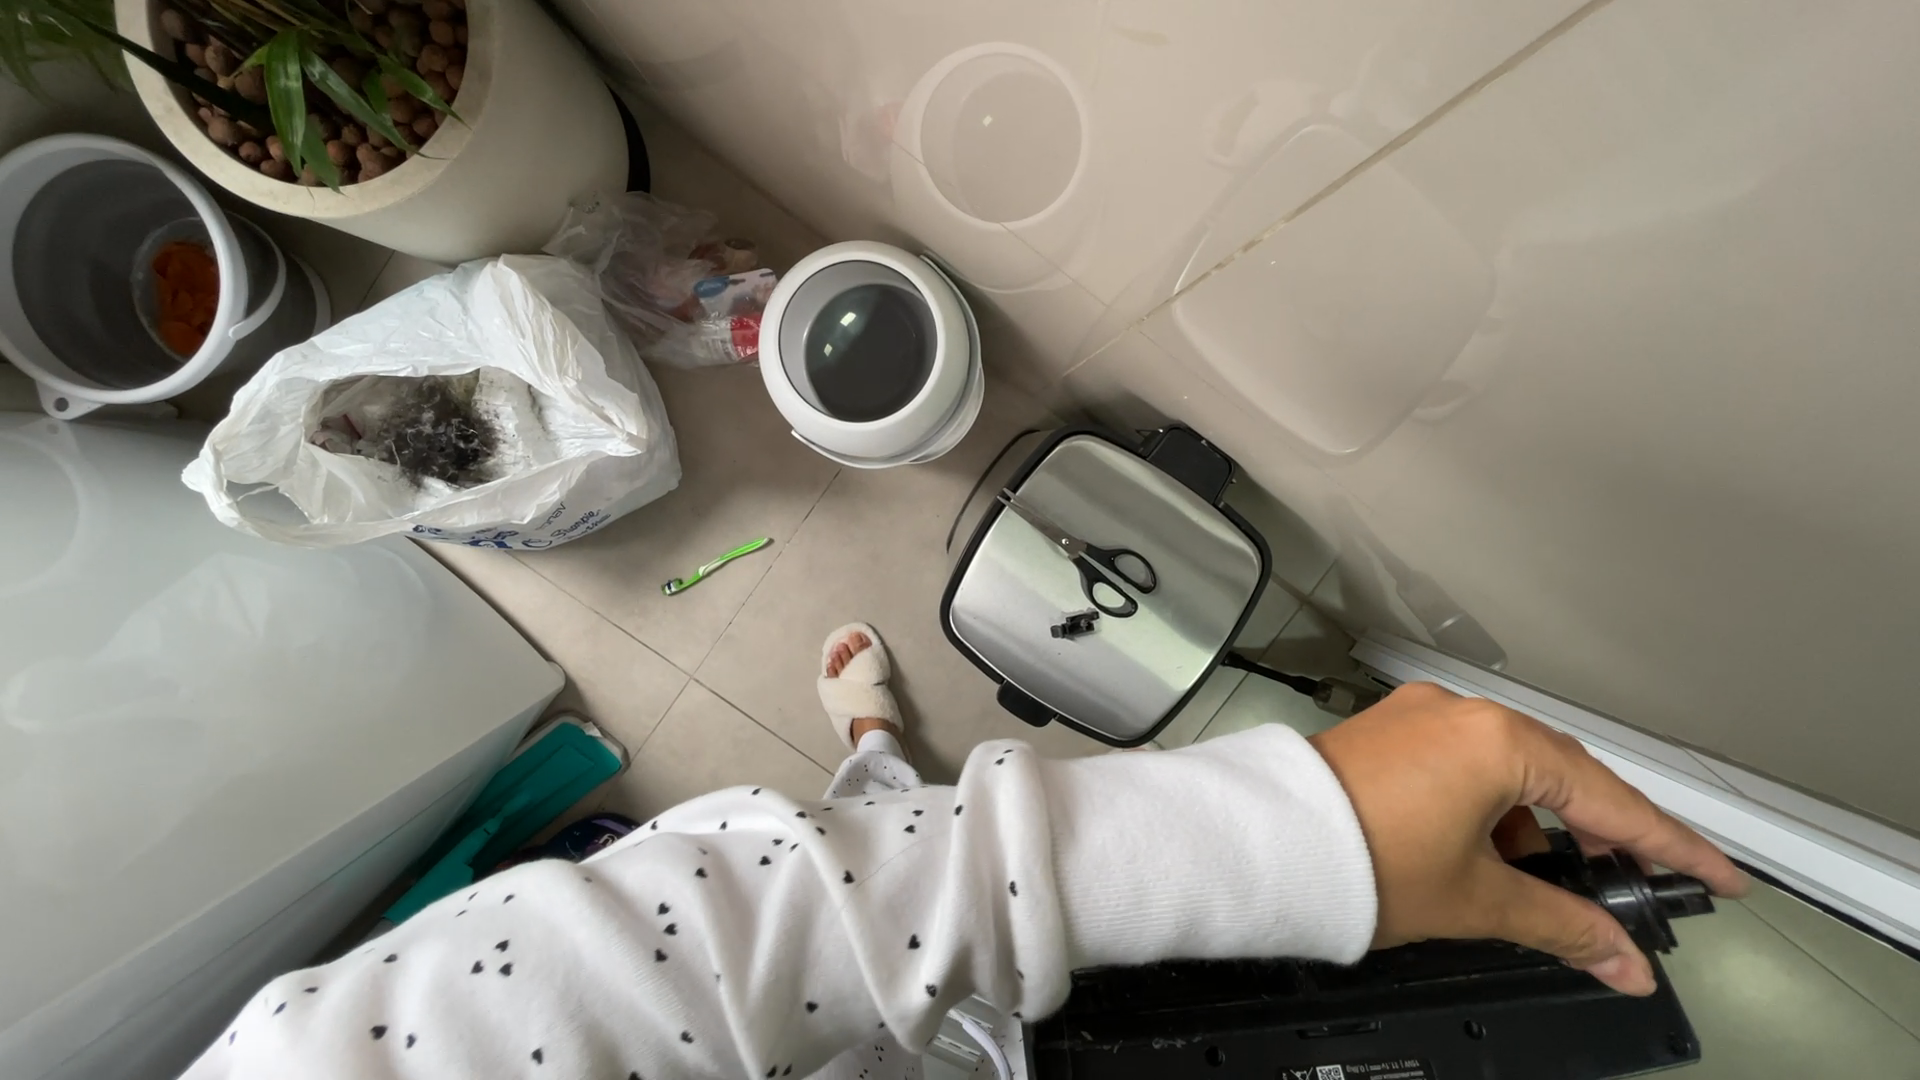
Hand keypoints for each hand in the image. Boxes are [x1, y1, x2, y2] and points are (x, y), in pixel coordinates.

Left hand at [1308, 682, 1746, 994]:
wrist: (1268, 839)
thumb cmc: (1364, 859)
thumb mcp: (1476, 898)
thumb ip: (1563, 924)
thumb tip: (1620, 959)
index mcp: (1493, 741)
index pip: (1609, 798)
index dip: (1670, 844)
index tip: (1715, 876)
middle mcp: (1455, 713)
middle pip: (1560, 768)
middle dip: (1600, 826)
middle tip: (1635, 878)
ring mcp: (1416, 714)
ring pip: (1507, 760)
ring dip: (1536, 812)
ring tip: (1545, 875)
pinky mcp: (1386, 727)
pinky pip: (1460, 755)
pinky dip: (1487, 796)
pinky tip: (1487, 843)